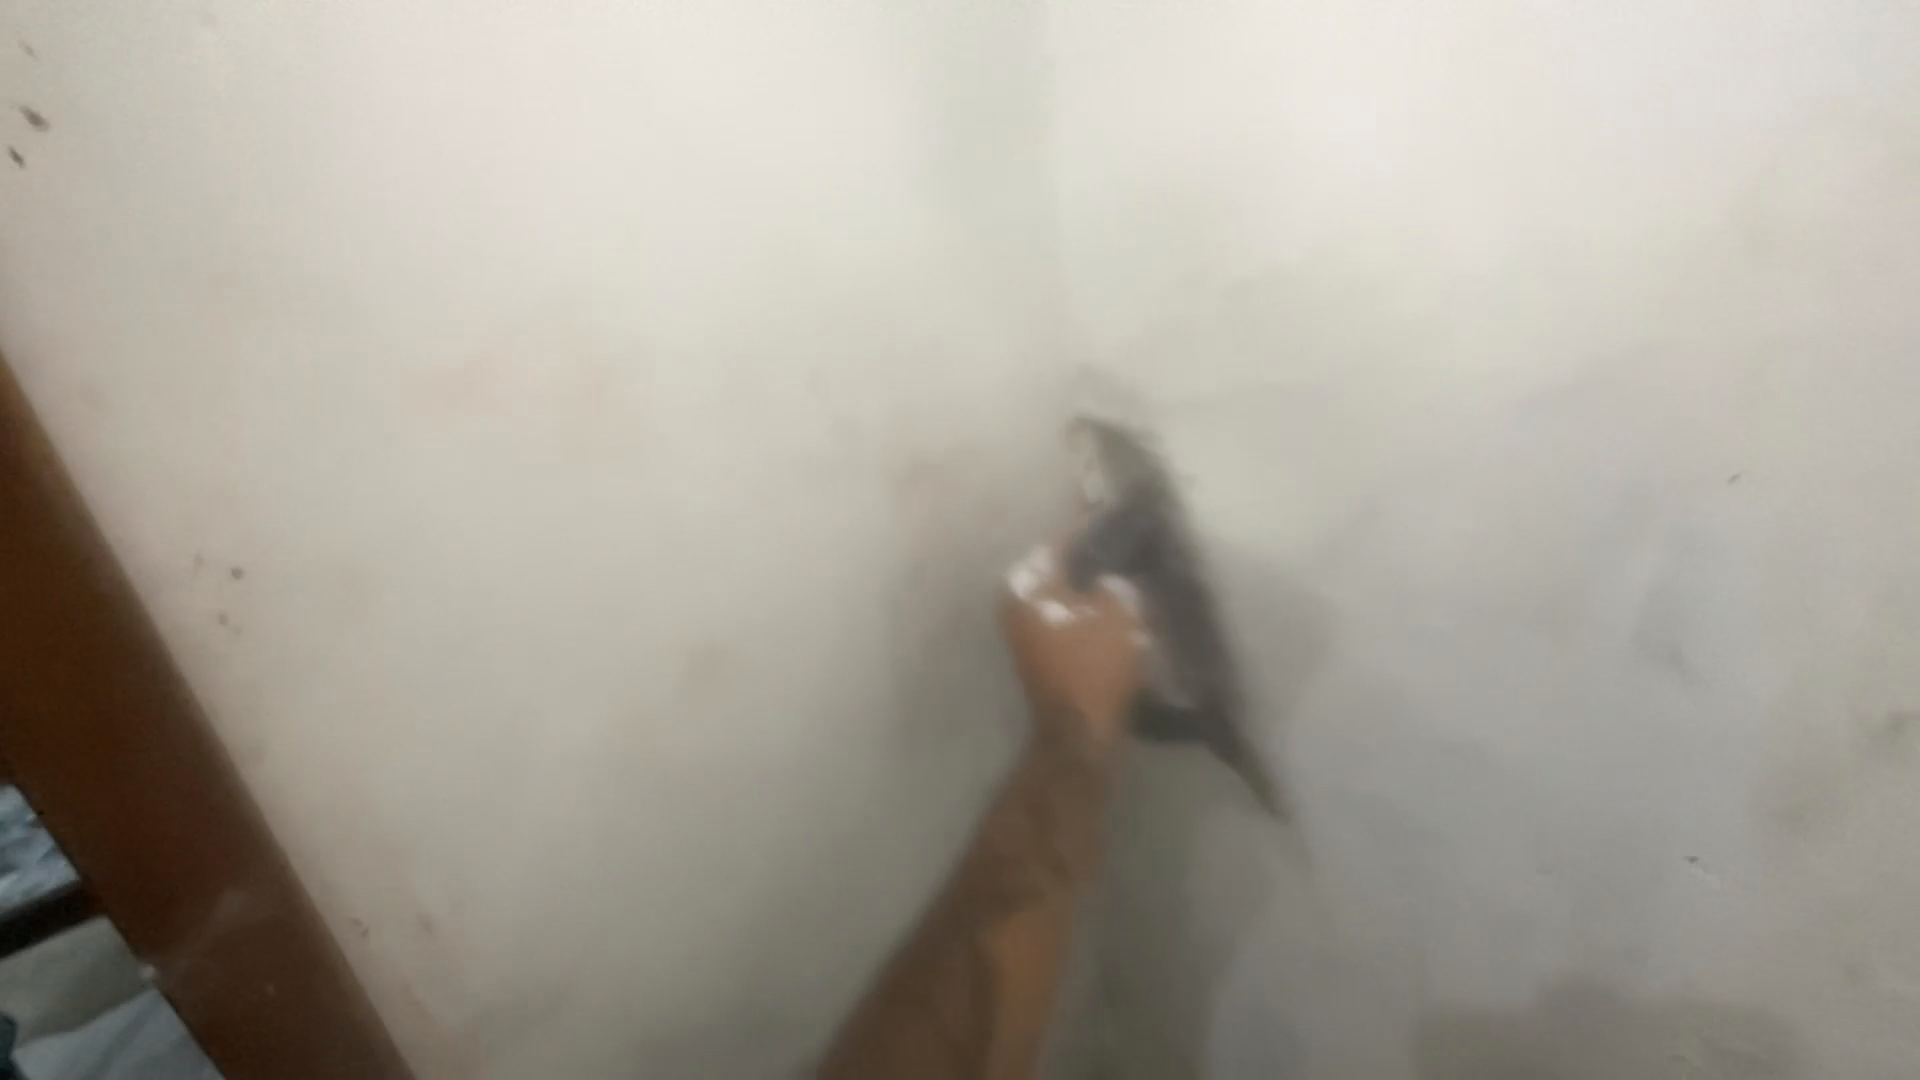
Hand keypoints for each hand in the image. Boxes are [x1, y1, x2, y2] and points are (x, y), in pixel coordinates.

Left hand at [1000, 543, 1146, 753]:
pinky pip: (1072, 620)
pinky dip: (1093, 613)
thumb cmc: (1095, 665)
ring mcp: (1026, 631)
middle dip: (1095, 559)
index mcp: (1026, 584)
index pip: (1061, 541)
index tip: (1122, 518)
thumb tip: (1112, 565)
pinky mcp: (1044, 655)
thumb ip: (1114, 577)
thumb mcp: (1116, 609)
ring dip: (1095, 587)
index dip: (1093, 529)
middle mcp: (1017, 603)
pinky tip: (1122, 608)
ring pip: (1068, 596)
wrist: (1082, 733)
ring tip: (1133, 574)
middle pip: (1062, 569)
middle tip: (1132, 547)